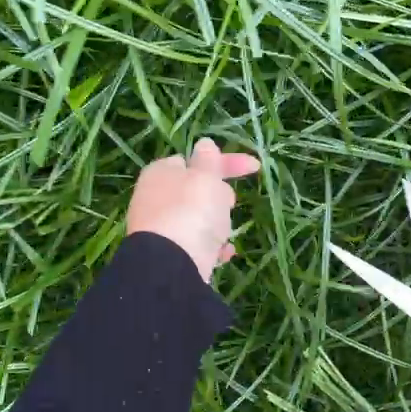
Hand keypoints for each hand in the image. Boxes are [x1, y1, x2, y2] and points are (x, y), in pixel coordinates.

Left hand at [126, 138, 260, 281]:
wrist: (170, 266)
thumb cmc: (191, 211)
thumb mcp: (206, 177)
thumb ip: (208, 160)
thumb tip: (204, 145)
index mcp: (161, 172)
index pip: (197, 159)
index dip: (226, 162)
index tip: (255, 167)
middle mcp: (155, 197)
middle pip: (197, 189)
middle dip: (220, 196)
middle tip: (228, 203)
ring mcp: (159, 228)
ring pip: (198, 217)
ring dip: (217, 223)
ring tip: (222, 233)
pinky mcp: (167, 254)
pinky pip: (196, 244)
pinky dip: (211, 246)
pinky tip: (223, 253)